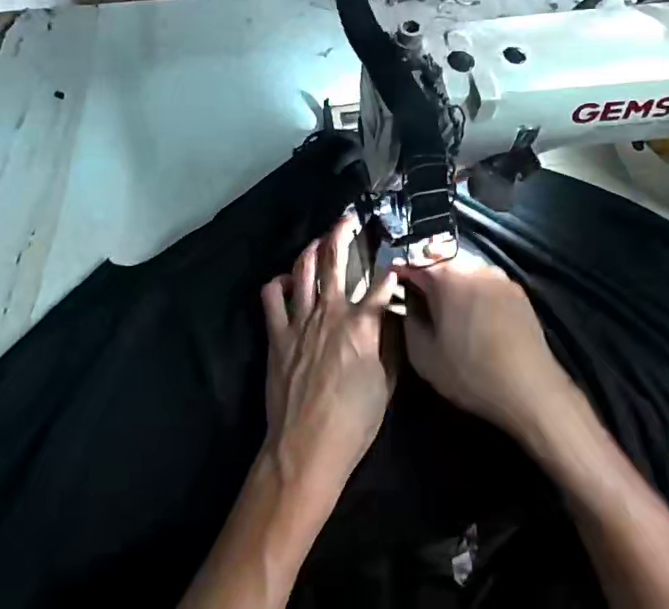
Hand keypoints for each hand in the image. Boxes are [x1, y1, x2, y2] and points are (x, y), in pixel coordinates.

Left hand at [260, 211, 399, 488]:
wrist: (305, 449)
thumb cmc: (354, 420)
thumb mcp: (387, 383)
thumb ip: (391, 345)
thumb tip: (394, 318)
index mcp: (362, 323)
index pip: (382, 281)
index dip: (391, 262)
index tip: (396, 249)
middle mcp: (330, 312)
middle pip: (335, 260)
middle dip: (343, 233)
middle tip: (348, 218)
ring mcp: (299, 321)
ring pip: (302, 269)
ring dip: (311, 249)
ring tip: (320, 240)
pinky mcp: (277, 335)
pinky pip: (272, 297)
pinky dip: (279, 283)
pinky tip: (287, 281)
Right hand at [394, 254, 580, 444]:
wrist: (529, 388)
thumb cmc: (470, 372)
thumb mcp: (423, 355)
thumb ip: (409, 320)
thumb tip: (408, 302)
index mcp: (448, 277)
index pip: (414, 262)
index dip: (400, 272)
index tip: (392, 284)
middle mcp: (475, 266)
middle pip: (442, 263)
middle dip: (428, 278)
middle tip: (418, 300)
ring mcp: (500, 277)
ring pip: (466, 273)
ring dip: (453, 286)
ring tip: (448, 312)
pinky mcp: (518, 291)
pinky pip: (486, 284)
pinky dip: (474, 294)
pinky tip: (474, 319)